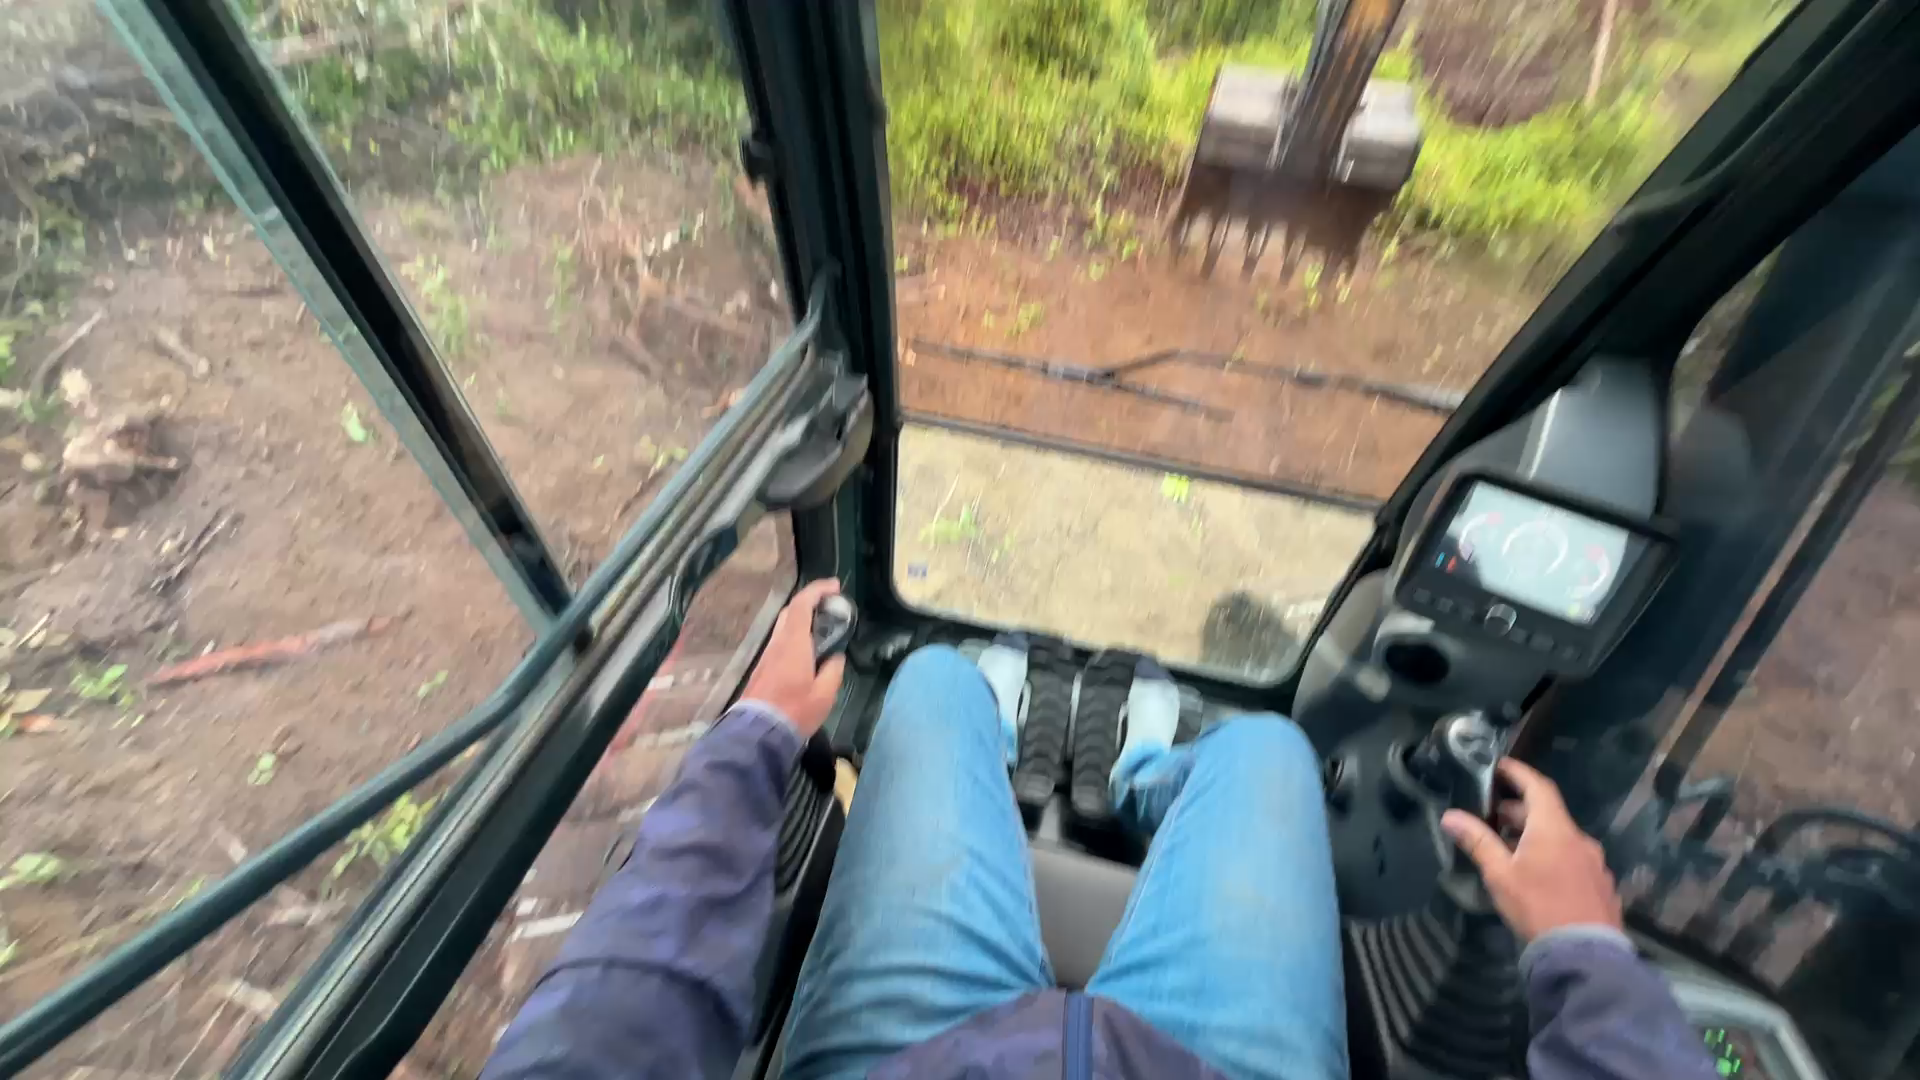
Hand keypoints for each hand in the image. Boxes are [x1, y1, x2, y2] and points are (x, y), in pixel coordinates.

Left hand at [739, 579, 845, 737]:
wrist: (758, 733)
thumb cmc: (794, 711)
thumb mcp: (824, 694)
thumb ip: (833, 671)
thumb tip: (835, 658)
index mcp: (793, 644)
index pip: (801, 605)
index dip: (817, 590)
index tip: (835, 586)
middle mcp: (777, 644)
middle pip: (790, 611)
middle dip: (810, 601)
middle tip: (831, 605)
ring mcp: (767, 656)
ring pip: (784, 626)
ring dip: (802, 618)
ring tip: (822, 626)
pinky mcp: (763, 668)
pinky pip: (781, 641)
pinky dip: (795, 634)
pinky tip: (808, 648)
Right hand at [1441, 758, 1622, 942]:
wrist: (1586, 957)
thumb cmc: (1538, 905)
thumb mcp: (1499, 873)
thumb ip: (1476, 841)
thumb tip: (1449, 816)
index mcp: (1555, 830)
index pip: (1538, 787)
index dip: (1518, 773)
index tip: (1497, 766)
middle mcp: (1580, 841)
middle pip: (1547, 813)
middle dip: (1516, 810)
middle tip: (1488, 816)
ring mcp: (1595, 865)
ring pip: (1560, 837)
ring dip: (1533, 834)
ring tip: (1507, 847)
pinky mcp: (1601, 886)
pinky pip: (1572, 858)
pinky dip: (1551, 854)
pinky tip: (1535, 873)